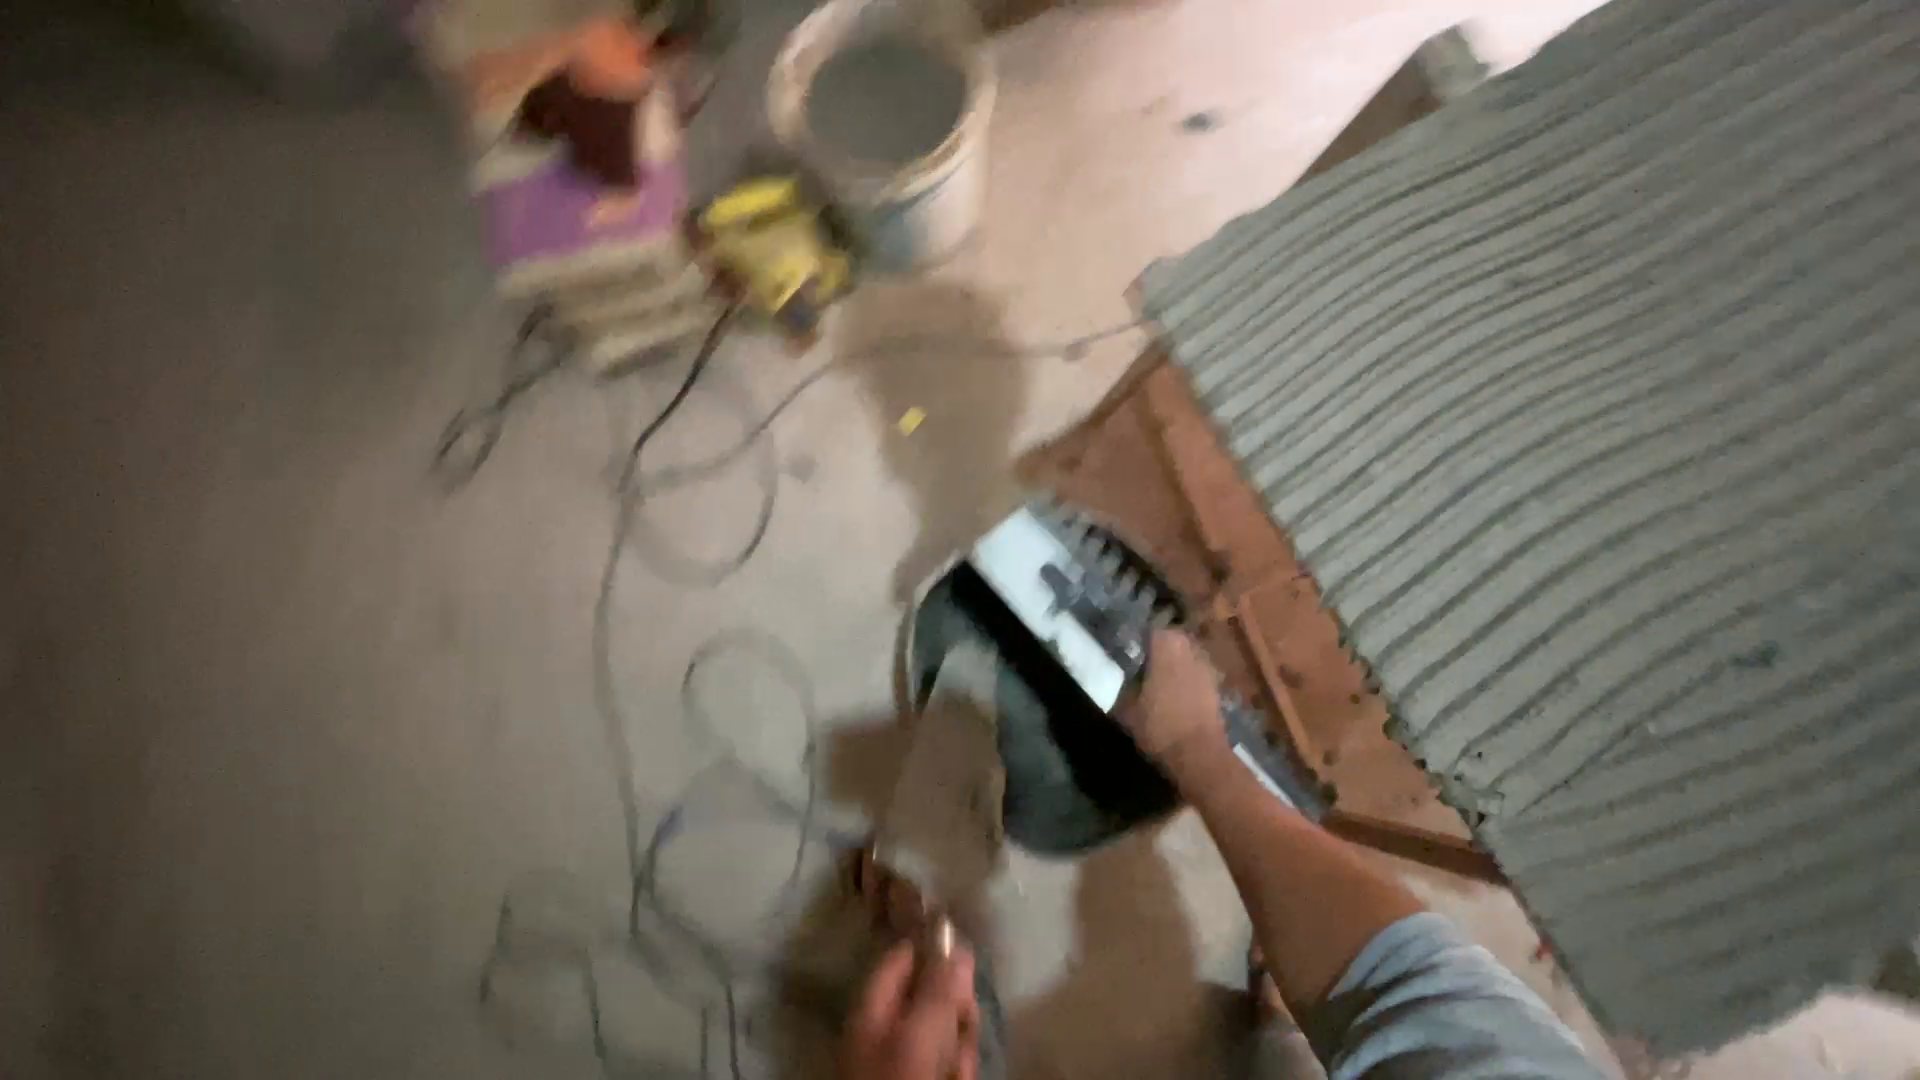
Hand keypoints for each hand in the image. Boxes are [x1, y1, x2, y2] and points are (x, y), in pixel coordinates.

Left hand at [844, 940, 979, 1079]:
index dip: (935, 951)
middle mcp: (883, 1028)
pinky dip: (958, 1073)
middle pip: (930, 997)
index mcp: (872, 1007)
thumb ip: (938, 988)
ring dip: (960, 1048)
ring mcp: (901, 1061)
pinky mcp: (919, 1078)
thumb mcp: (919, 1035)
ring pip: (944, 1034)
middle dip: (956, 1012)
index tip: (967, 961)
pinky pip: (946, 1065)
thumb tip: (956, 943)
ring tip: (957, 1072)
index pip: (904, 957)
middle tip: (965, 1030)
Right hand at [1120, 628, 1229, 779]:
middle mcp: (1190, 649)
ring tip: (1157, 678)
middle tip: (1140, 661)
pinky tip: (1174, 695)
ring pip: (1186, 655)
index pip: (1150, 628)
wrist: (1199, 755)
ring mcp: (1207, 668)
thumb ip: (1123, 685)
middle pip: (1172, 639)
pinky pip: (1196, 674)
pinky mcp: (1216, 687)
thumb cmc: (1159, 726)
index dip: (1137, 636)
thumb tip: (1120, 675)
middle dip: (1158, 647)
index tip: (1126, 646)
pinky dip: (1186, 679)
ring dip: (1174, 662)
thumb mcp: (1126, 708)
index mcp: (1166, 646)